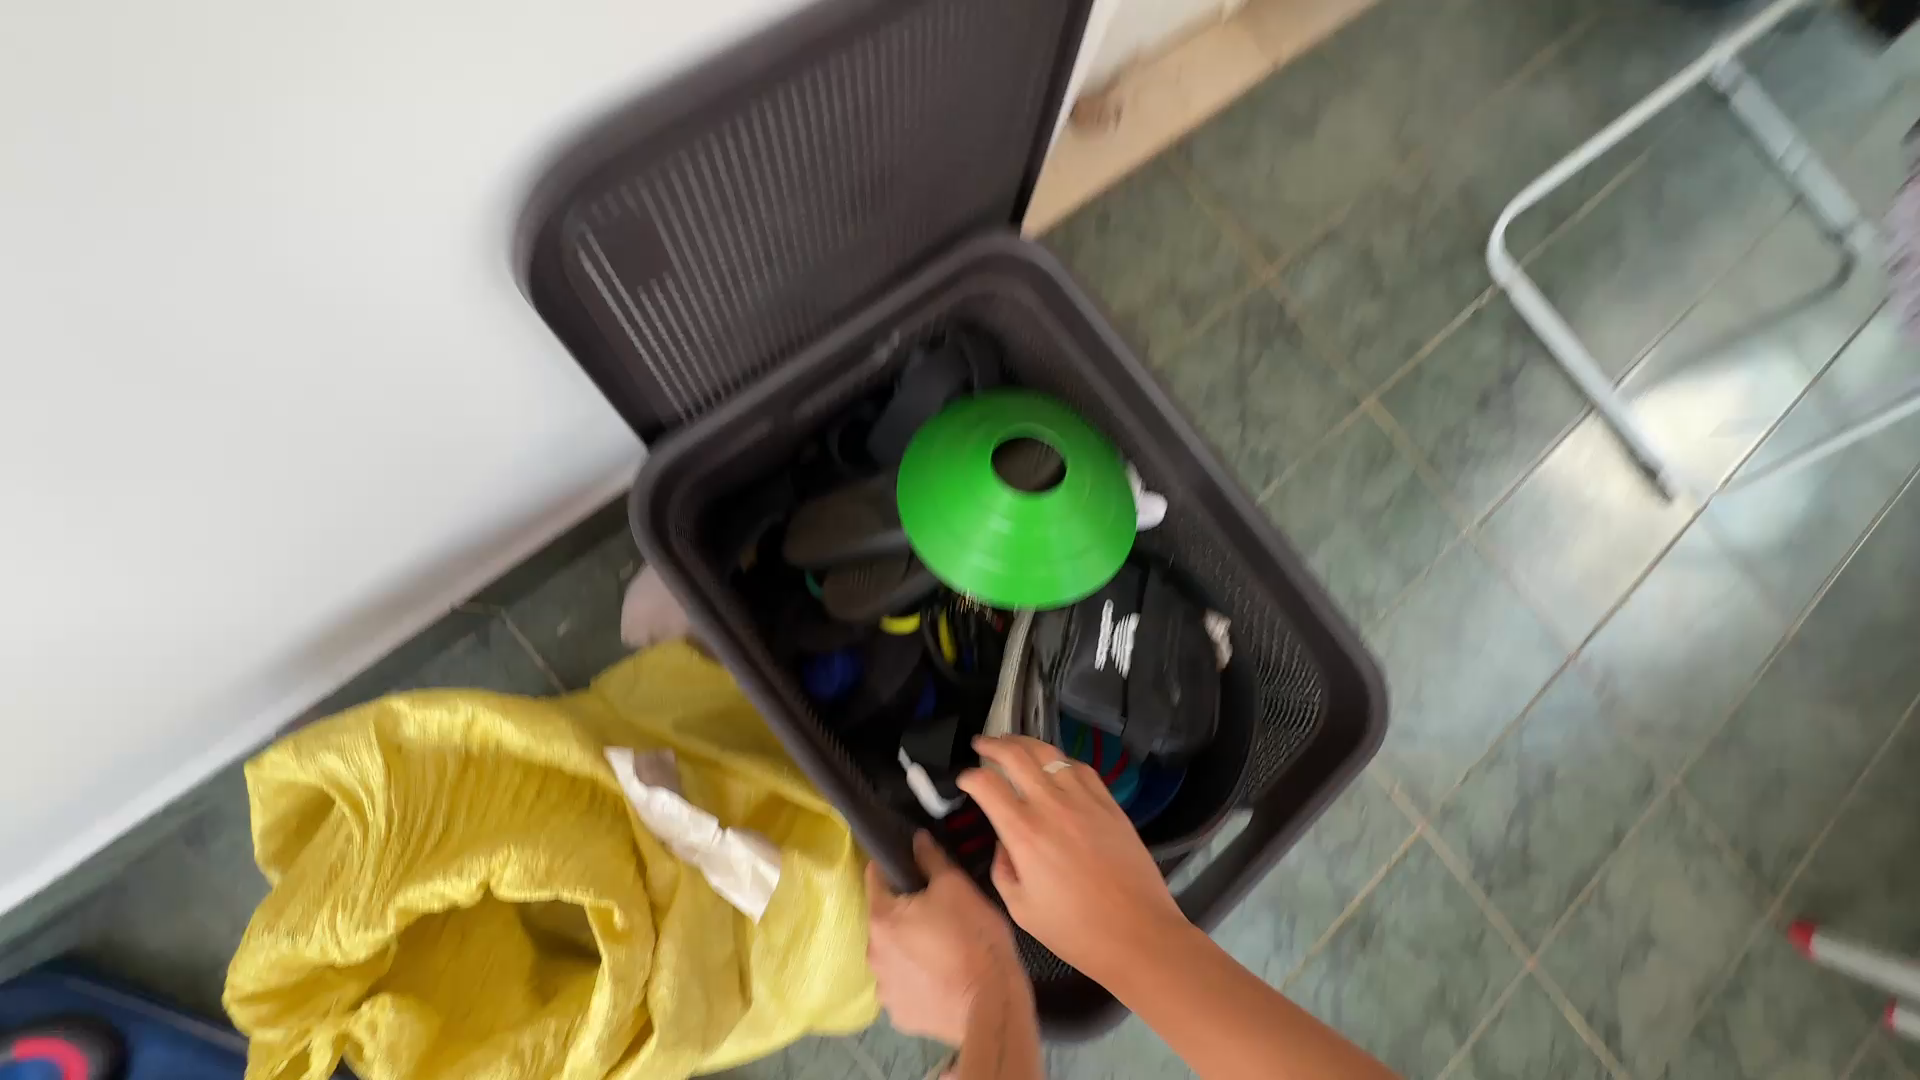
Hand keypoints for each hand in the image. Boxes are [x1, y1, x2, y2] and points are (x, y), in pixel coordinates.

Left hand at [866, 831, 1029, 1045]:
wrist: (992, 1002)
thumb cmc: (973, 937)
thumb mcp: (957, 885)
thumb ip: (931, 858)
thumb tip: (917, 839)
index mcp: (882, 918)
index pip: (875, 878)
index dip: (892, 867)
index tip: (912, 867)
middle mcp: (874, 954)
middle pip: (885, 920)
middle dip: (905, 912)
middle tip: (939, 910)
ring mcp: (886, 990)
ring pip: (894, 956)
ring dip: (909, 948)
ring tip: (943, 948)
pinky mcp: (901, 1016)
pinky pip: (905, 987)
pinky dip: (918, 980)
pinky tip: (942, 978)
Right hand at [957, 736, 1189, 979]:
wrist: (1138, 934)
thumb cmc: (1075, 931)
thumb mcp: (1021, 909)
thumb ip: (1002, 869)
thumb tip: (1003, 842)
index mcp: (1024, 833)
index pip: (987, 784)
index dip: (969, 776)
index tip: (964, 780)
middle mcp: (1051, 806)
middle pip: (1016, 755)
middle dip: (992, 744)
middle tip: (981, 743)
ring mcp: (1083, 800)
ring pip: (1049, 753)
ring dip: (1025, 743)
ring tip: (1013, 743)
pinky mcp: (1109, 803)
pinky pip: (1080, 767)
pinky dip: (1061, 759)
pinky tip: (1055, 764)